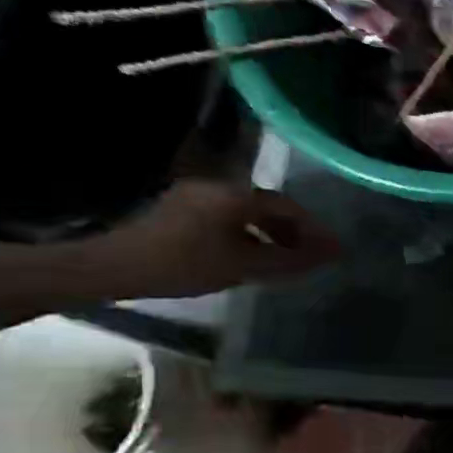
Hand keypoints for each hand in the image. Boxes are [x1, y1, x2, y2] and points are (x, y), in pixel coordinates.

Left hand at [90, 180, 340, 297]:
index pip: (286, 205)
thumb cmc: (184, 265)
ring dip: (271, 233)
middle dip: (294, 230)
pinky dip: (249, 234)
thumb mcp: (242, 267)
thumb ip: (287, 260)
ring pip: (247, 211)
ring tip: (287, 259)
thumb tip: (328, 254)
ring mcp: (196, 195)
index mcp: (234, 194)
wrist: (119, 266)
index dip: (313, 227)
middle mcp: (216, 186)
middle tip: (313, 255)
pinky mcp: (181, 209)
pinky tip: (252, 255)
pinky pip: (229, 217)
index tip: (333, 248)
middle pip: (267, 204)